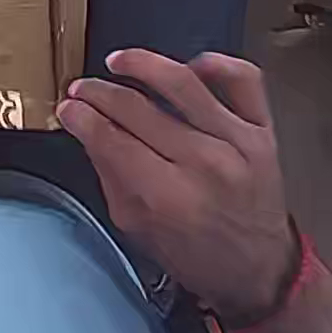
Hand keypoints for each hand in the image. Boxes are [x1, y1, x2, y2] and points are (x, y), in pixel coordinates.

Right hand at [57, 49, 296, 324]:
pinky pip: (242, 78)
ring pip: (182, 82)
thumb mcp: (136, 226)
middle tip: (81, 89)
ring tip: (118, 62)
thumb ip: (109, 173)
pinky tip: (188, 68)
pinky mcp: (264, 128)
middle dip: (97, 92)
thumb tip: (84, 125)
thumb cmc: (194, 254)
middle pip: (136, 108)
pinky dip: (214, 64)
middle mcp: (205, 163)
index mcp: (170, 198)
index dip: (80, 117)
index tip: (67, 107)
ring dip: (141, 64)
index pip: (111, 139)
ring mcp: (239, 142)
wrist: (261, 270)